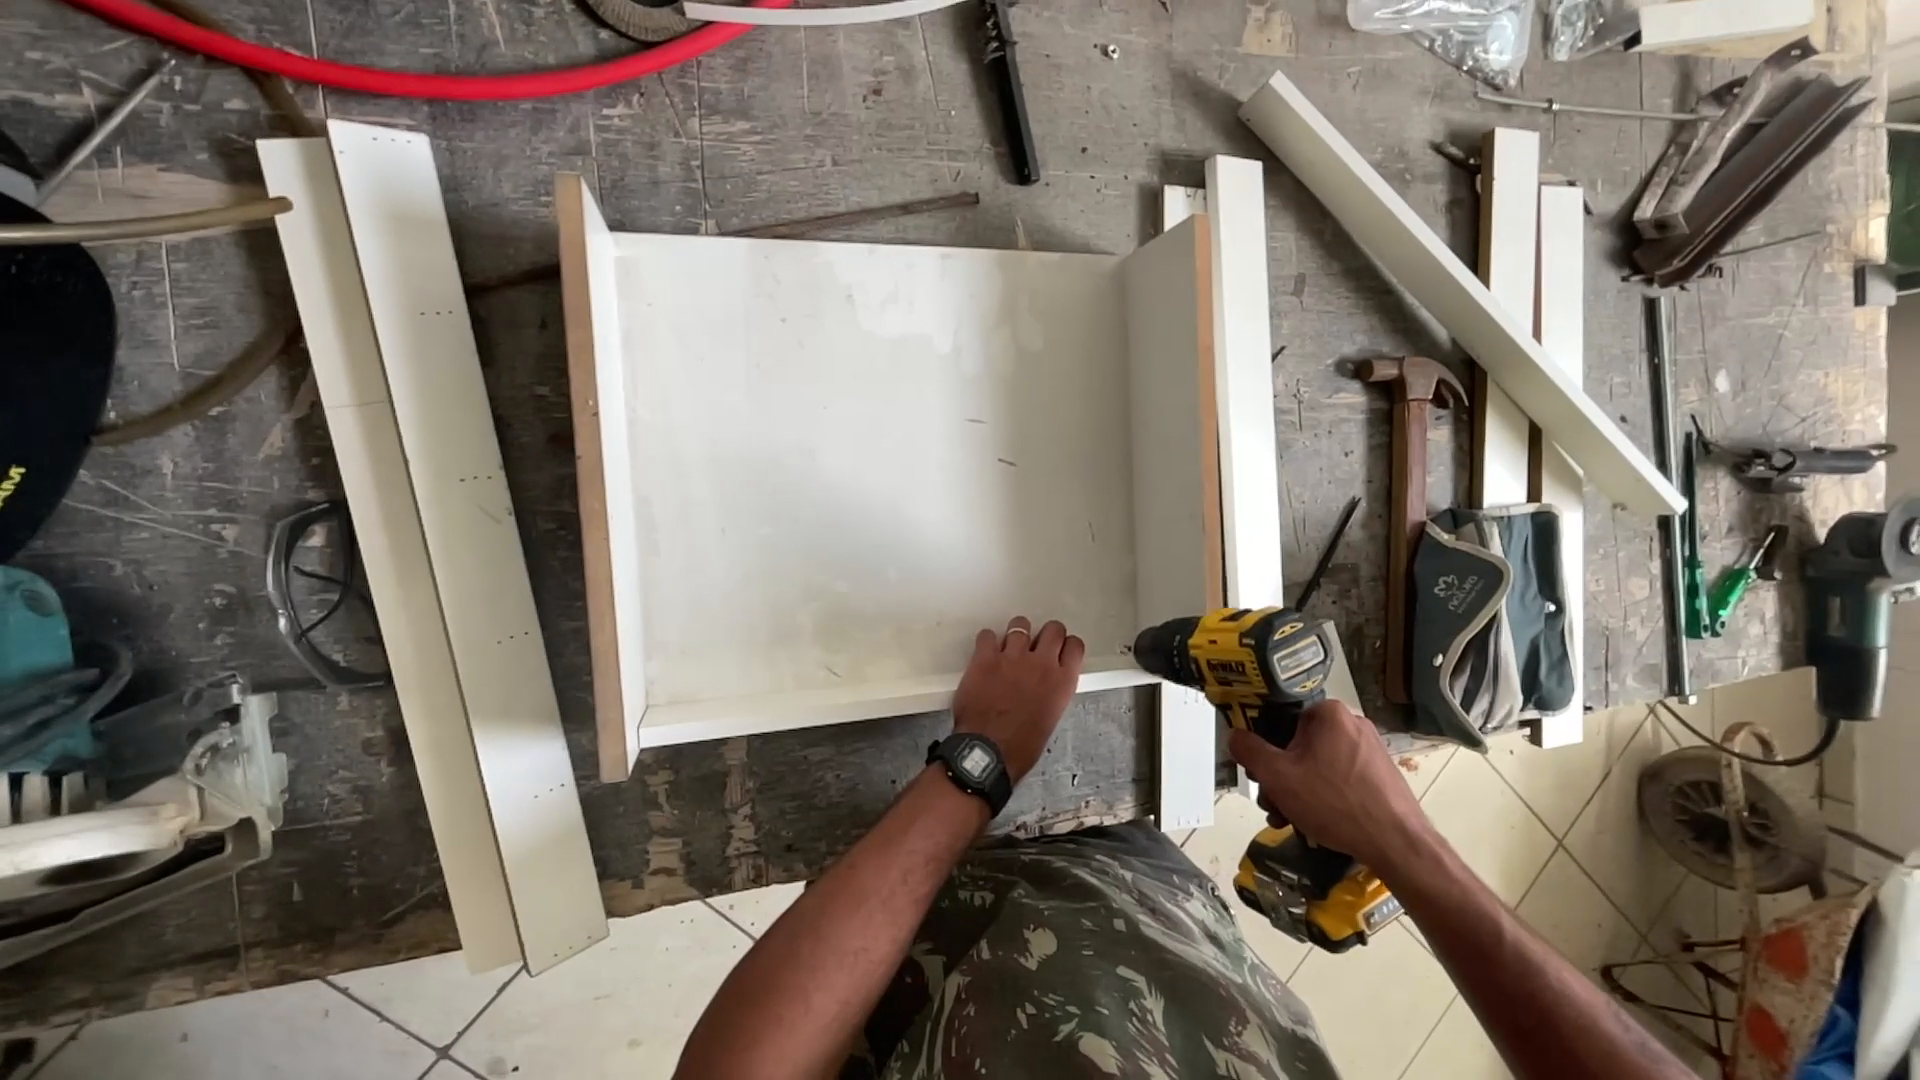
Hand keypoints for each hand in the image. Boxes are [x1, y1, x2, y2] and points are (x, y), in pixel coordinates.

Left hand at [950, 617, 1084, 784]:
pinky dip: (987, 641)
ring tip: (1010, 646)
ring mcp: (1012, 658)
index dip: (1067, 645)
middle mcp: (1041, 664)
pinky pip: (988, 635)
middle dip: (1046, 634)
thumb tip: (1043, 690)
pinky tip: (986, 652)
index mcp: (1062, 682)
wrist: (989, 752)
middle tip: (1037, 643)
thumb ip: (1051, 695)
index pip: (1075, 646)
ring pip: (1020, 625)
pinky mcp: (986, 658)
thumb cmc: (1019, 747)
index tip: (1061, 648)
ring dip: (1016, 634)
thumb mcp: (1049, 720)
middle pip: (1053, 629)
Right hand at [1227, 700, 1437, 878]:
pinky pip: (1338, 778)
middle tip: (1272, 803)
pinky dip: (1321, 796)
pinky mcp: (1380, 774)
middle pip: (1297, 745)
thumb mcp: (1277, 776)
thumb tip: (1234, 736)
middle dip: (1279, 777)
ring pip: (1316, 765)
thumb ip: (1248, 750)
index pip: (1279, 720)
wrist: (1397, 843)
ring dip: (1296, 790)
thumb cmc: (1333, 802)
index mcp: (1328, 712)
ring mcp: (1369, 749)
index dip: (1262, 747)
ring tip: (1289, 818)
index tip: (1257, 775)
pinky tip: (1314, 821)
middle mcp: (1352, 723)